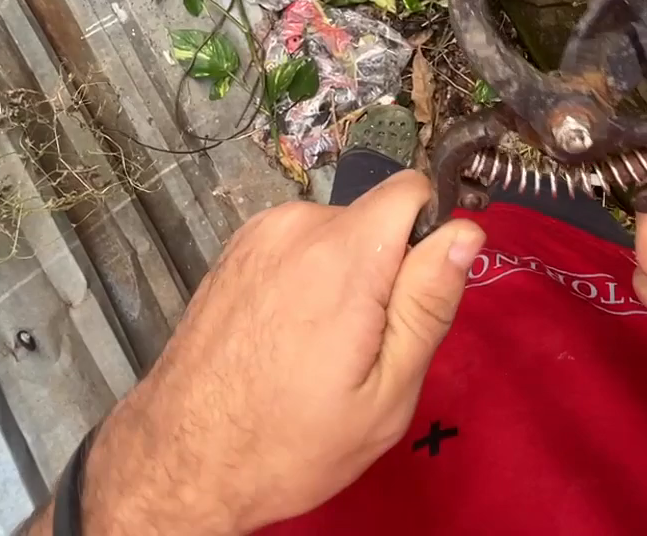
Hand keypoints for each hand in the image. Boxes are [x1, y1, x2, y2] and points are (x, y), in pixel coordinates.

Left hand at [80, 170, 485, 535]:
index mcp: (344, 253)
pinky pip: (300, 239)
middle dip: (385, 264)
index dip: (429, 232)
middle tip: (363, 339)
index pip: (411, 188)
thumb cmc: (292, 439)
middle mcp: (299, 223)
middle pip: (375, 217)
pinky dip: (308, 270)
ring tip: (319, 340)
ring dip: (345, 269)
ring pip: (338, 229)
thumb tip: (466, 231)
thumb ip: (429, 302)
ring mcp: (261, 229)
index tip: (416, 290)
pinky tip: (286, 327)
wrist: (180, 458)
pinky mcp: (237, 243)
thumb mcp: (386, 392)